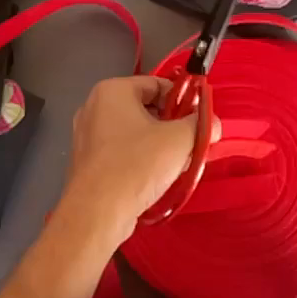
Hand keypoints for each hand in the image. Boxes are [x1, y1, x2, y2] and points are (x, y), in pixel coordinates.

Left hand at [58, 75, 197, 245]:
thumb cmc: (138, 165)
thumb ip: (201, 124)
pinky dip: (139, 159)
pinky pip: (120, 151)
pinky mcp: (85, 162)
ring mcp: (85, 135)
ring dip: (157, 143)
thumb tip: (212, 124)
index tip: (197, 121)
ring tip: (174, 163)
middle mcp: (94, 107)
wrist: (97, 214)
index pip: (158, 84)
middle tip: (189, 143)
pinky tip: (152, 178)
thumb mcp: (180, 139)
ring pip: (133, 131)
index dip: (183, 100)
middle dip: (171, 124)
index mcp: (113, 90)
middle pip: (145, 107)